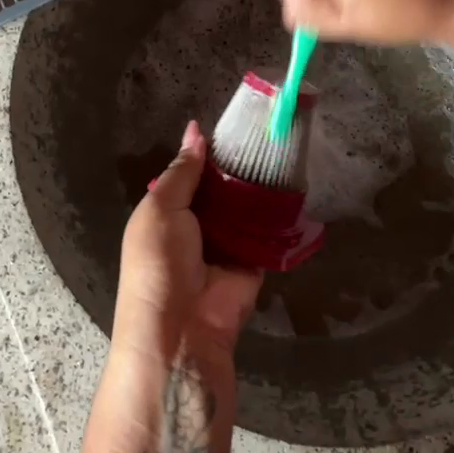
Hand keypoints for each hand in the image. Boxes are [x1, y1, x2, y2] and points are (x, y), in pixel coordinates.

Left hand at [113, 122, 261, 367]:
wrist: (182, 328)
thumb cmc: (159, 262)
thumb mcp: (160, 208)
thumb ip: (182, 171)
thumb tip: (195, 130)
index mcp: (167, 210)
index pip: (192, 173)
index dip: (209, 151)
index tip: (236, 124)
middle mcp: (197, 224)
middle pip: (222, 188)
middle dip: (239, 167)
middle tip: (267, 133)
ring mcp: (227, 243)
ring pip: (246, 206)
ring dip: (260, 186)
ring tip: (284, 149)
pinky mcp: (254, 261)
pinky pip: (266, 232)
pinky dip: (277, 214)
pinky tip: (295, 182)